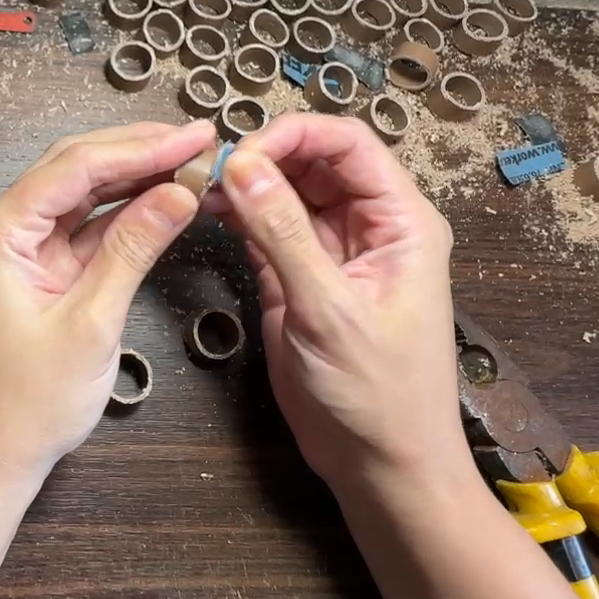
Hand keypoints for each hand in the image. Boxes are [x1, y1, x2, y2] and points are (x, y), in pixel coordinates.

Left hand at [0, 121, 216, 481]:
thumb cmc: (29, 401)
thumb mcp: (91, 322)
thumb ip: (133, 249)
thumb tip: (179, 192)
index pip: (74, 168)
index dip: (139, 148)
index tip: (193, 137)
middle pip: (74, 168)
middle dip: (138, 151)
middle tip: (198, 140)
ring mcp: (16, 245)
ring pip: (80, 192)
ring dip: (133, 176)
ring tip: (189, 160)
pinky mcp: (35, 265)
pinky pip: (82, 226)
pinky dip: (122, 213)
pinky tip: (161, 198)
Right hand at [208, 113, 468, 498]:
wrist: (377, 464)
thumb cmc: (377, 392)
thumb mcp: (329, 309)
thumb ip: (283, 232)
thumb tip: (241, 164)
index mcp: (399, 221)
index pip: (348, 144)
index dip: (294, 135)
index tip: (241, 152)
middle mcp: (365, 225)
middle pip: (312, 160)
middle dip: (261, 155)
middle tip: (209, 170)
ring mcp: (327, 249)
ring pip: (283, 190)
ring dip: (243, 183)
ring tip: (199, 187)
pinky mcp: (295, 274)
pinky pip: (264, 226)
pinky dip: (235, 214)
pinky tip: (206, 211)